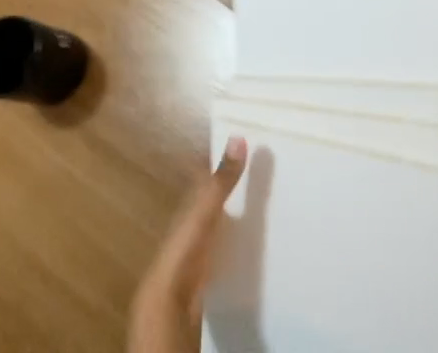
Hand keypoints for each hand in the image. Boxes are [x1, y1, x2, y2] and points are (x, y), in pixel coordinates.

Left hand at [128, 137, 248, 351]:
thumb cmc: (185, 248)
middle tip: (265, 169)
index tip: (248, 142)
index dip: (224, 159)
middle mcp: (193, 219)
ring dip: (237, 210)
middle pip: (214, 196)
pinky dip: (237, 234)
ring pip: (221, 218)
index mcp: (191, 203)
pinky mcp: (208, 264)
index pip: (207, 174)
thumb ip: (220, 181)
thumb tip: (238, 138)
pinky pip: (226, 241)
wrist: (170, 300)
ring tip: (267, 200)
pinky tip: (253, 237)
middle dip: (234, 184)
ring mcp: (200, 243)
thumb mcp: (205, 212)